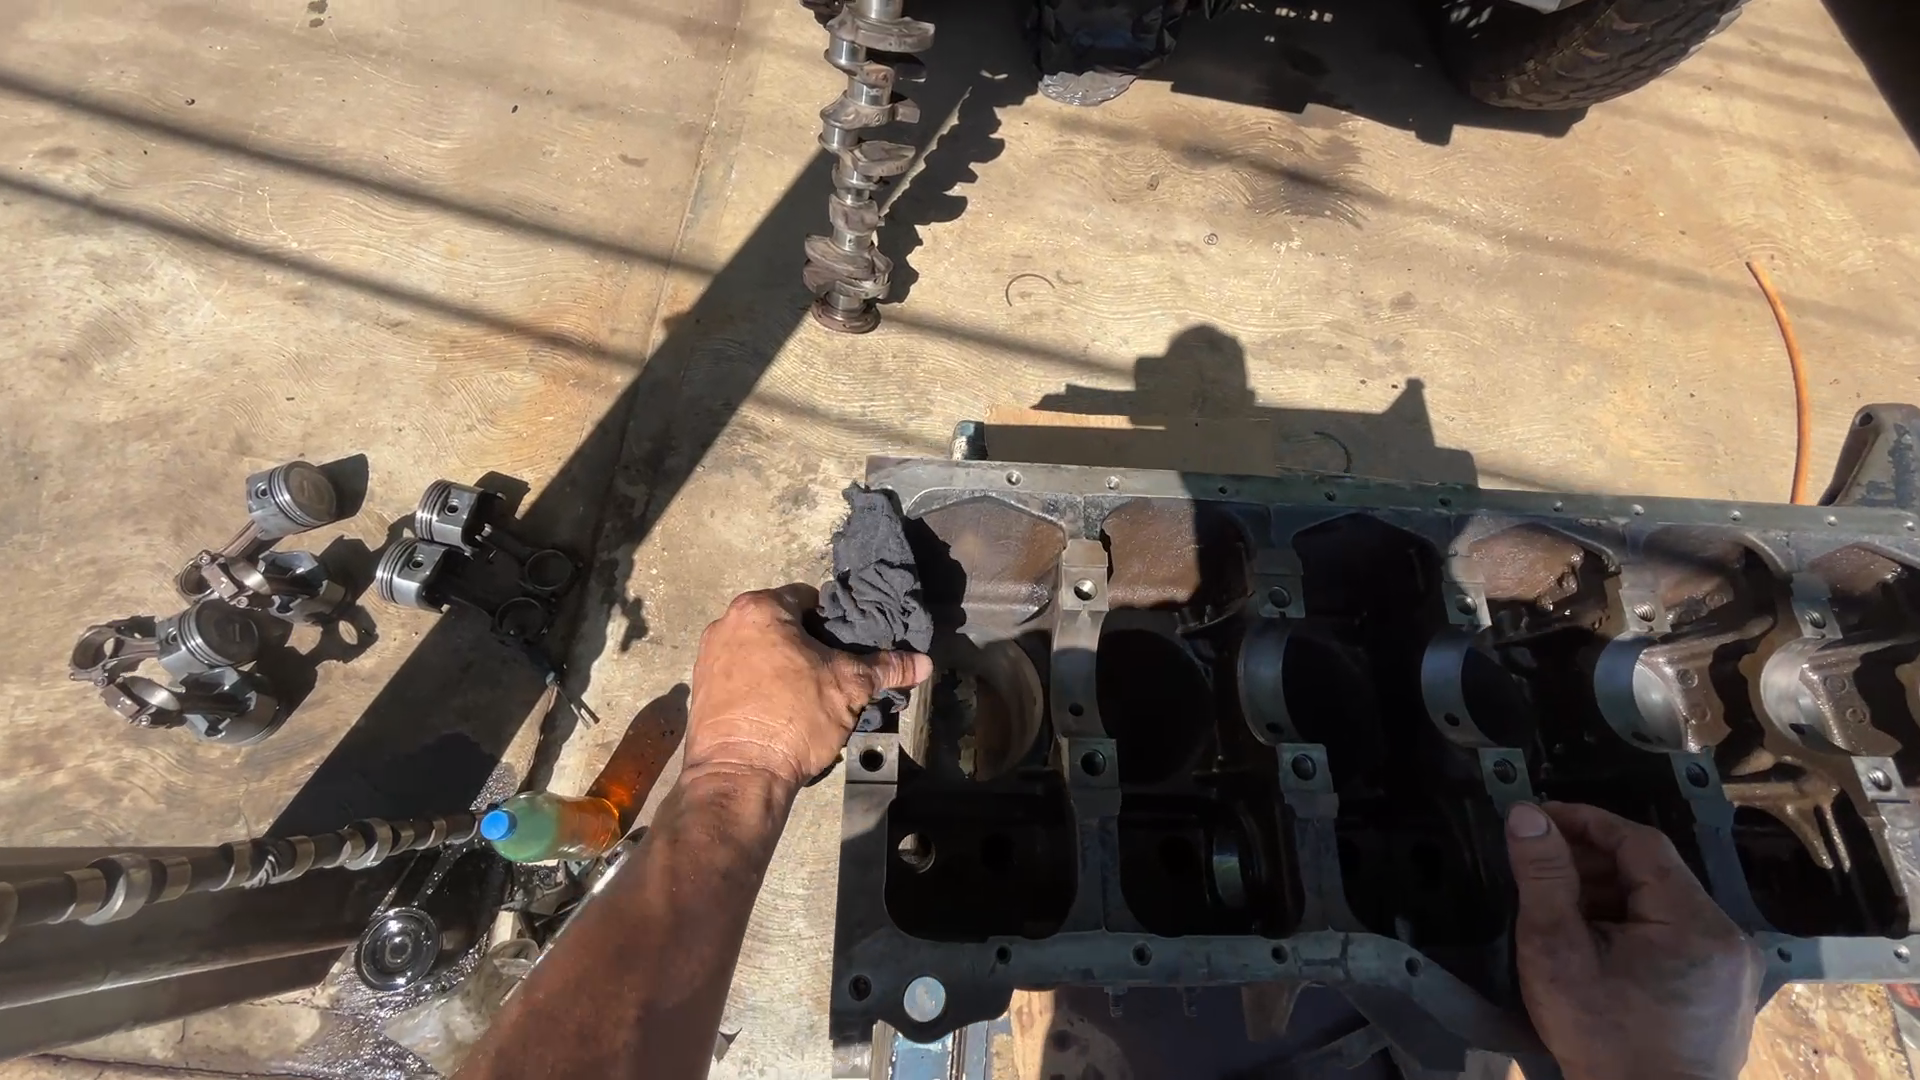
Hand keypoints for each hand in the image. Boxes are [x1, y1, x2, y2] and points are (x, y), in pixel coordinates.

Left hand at [684, 584, 930, 792]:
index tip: (845, 648)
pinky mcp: (700, 687)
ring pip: (759, 648)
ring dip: (782, 663)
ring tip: (807, 693)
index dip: (833, 622)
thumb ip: (887, 667)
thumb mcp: (850, 688)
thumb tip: (924, 663)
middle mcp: (727, 622)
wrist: (740, 775)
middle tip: (831, 672)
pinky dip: (758, 683)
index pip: (809, 598)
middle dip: (806, 643)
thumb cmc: (794, 717)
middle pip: (781, 623)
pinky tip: (778, 709)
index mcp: (761, 608)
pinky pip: (739, 672)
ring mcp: (708, 655)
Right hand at [1505, 801, 1761, 1079]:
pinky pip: (1666, 928)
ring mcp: (1728, 966)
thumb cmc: (1598, 1028)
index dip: (1584, 820)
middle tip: (1533, 860)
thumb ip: (1543, 874)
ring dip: (1600, 885)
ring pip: (1656, 898)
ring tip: (1549, 897)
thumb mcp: (1555, 945)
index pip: (1640, 841)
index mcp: (1695, 923)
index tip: (1533, 819)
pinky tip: (1582, 932)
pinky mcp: (1717, 987)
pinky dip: (1620, 916)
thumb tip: (1525, 813)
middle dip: (1586, 855)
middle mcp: (1725, 937)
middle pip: (1650, 868)